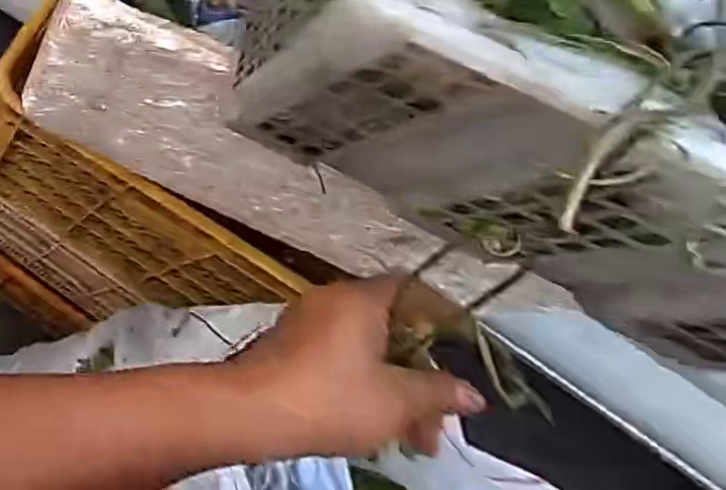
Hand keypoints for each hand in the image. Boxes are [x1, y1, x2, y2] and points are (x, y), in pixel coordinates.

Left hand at [228, 276, 487, 457]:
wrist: (259, 407)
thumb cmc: (333, 395)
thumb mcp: (400, 398)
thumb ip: (439, 390)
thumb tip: (469, 391)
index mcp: (354, 301)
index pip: (407, 288)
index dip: (443, 313)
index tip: (469, 347)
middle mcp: (328, 302)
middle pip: (393, 328)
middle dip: (425, 374)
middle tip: (445, 419)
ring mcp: (308, 322)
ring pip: (372, 350)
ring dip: (402, 392)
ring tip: (418, 440)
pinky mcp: (296, 345)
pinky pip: (345, 358)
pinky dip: (371, 388)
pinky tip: (386, 428)